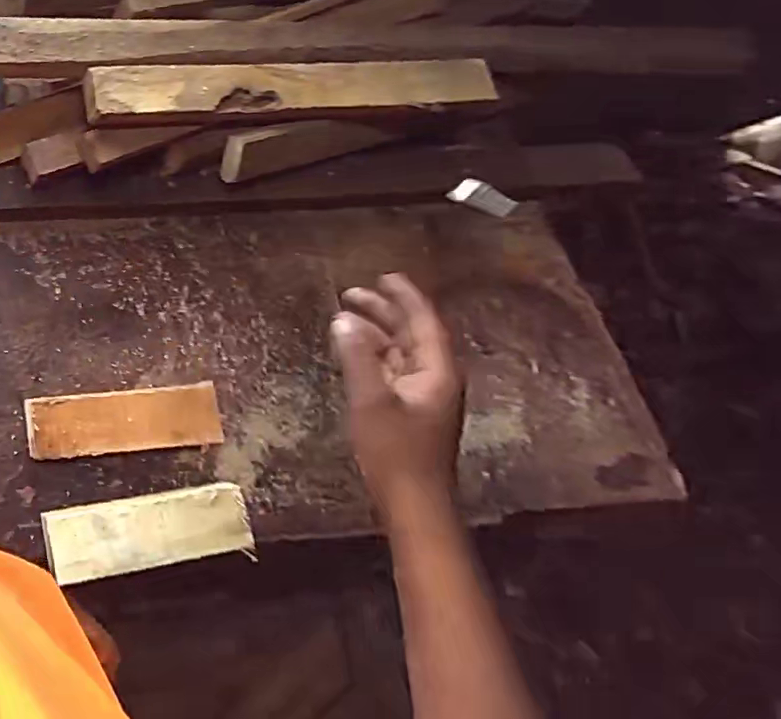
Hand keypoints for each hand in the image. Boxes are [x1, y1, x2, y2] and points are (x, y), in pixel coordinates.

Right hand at [333, 273, 463, 517]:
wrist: (414, 504)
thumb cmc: (395, 451)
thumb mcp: (371, 400)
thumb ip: (357, 356)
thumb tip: (343, 319)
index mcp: (437, 371)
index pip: (423, 322)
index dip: (405, 297)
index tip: (384, 276)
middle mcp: (436, 378)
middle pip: (412, 333)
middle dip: (384, 311)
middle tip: (352, 292)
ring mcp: (425, 395)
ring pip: (401, 351)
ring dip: (377, 331)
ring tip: (346, 316)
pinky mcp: (412, 409)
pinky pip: (394, 368)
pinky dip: (374, 353)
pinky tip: (353, 351)